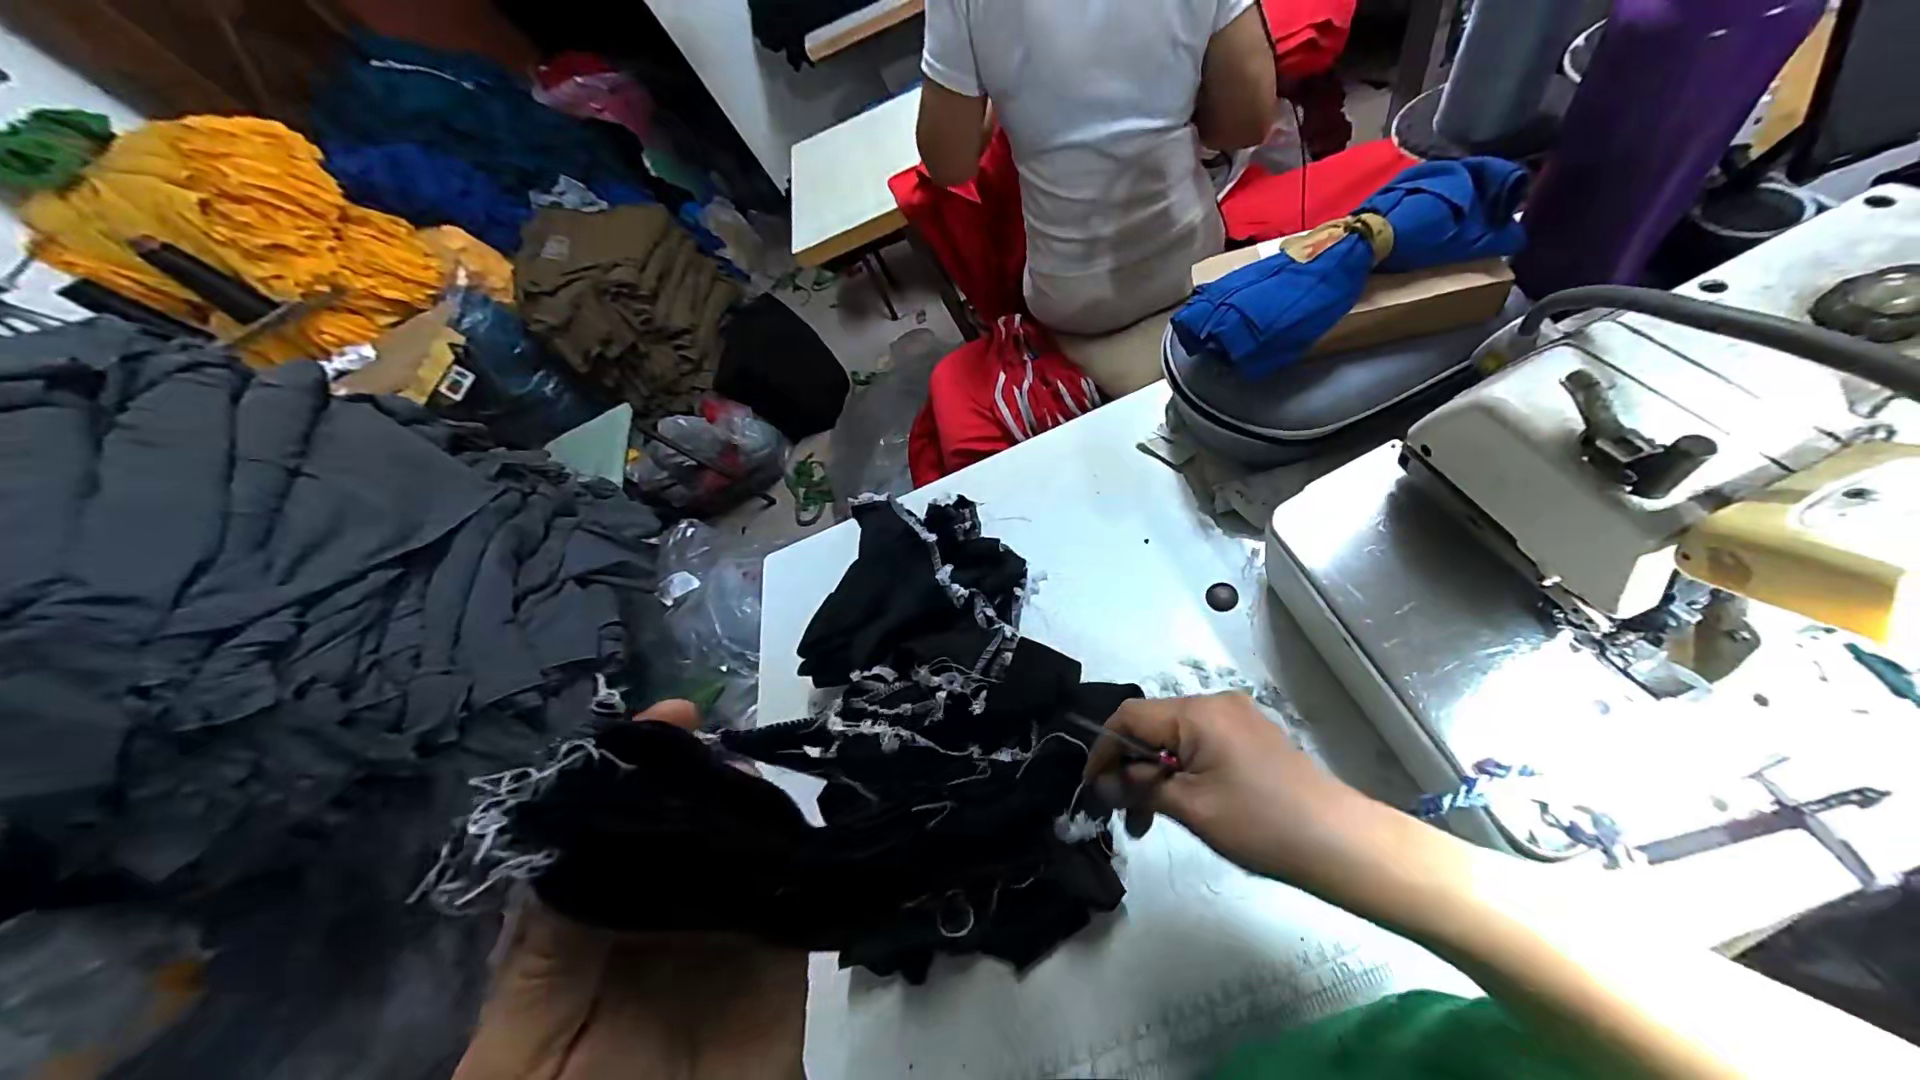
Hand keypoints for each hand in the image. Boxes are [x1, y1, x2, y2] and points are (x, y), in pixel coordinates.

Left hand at [454, 701, 806, 1079]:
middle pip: (687, 817)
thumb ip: (542, 948)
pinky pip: (791, 884)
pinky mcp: (782, 943)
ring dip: (748, 798)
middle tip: (714, 734)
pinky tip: (787, 817)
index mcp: (597, 914)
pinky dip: (793, 849)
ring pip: (743, 838)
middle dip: (701, 769)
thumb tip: (575, 832)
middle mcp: (664, 902)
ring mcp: (727, 918)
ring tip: (747, 765)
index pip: (615, 823)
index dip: (636, 766)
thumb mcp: (523, 1045)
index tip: (668, 717)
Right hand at [1084, 693, 1394, 893]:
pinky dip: (1180, 771)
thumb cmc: (1261, 823)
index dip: (1103, 750)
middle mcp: (1215, 703)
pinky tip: (1180, 805)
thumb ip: (1139, 788)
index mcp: (1198, 712)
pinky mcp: (1250, 737)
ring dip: (1154, 774)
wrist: (1342, 843)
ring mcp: (1236, 718)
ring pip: (1174, 739)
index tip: (1092, 787)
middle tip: (1120, 812)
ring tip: (1147, 820)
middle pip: (1151, 726)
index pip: (1129, 717)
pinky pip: (1199, 746)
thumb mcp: (1191, 808)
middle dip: (1129, 767)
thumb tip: (1102, 785)